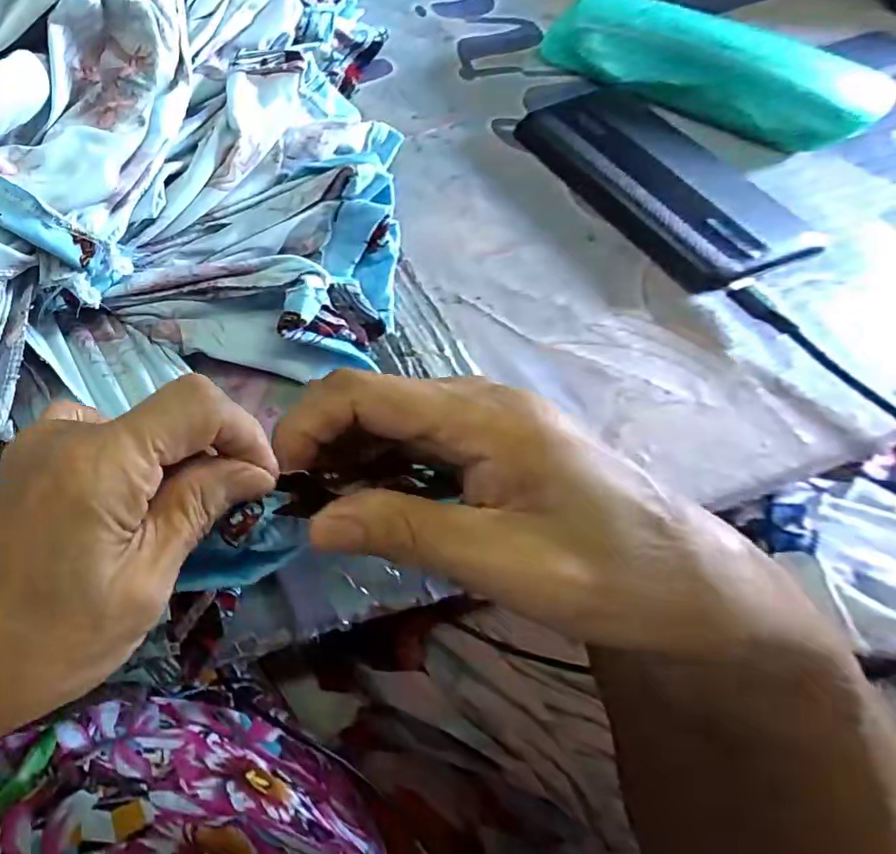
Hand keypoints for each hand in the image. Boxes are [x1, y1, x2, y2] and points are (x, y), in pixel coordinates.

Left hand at [0, 374, 277, 789]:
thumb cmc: (58, 637)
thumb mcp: (144, 581)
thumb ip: (195, 507)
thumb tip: (250, 467)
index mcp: (100, 456)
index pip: (193, 400)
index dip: (240, 430)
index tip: (260, 481)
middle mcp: (65, 428)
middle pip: (159, 416)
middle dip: (202, 455)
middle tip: (219, 517)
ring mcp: (36, 438)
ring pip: (126, 429)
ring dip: (159, 464)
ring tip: (162, 528)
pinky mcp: (23, 456)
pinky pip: (89, 441)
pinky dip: (119, 466)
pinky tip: (114, 517)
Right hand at [272, 371, 840, 661]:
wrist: (710, 602)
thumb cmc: (616, 579)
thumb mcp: (506, 563)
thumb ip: (403, 531)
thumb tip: (311, 526)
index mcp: (481, 415)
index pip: (360, 392)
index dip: (306, 424)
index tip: (284, 476)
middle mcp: (473, 401)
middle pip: (363, 398)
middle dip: (317, 440)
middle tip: (299, 496)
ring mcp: (478, 418)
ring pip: (378, 416)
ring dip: (341, 454)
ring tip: (328, 503)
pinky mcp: (480, 441)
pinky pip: (403, 437)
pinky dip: (370, 464)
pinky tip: (369, 500)